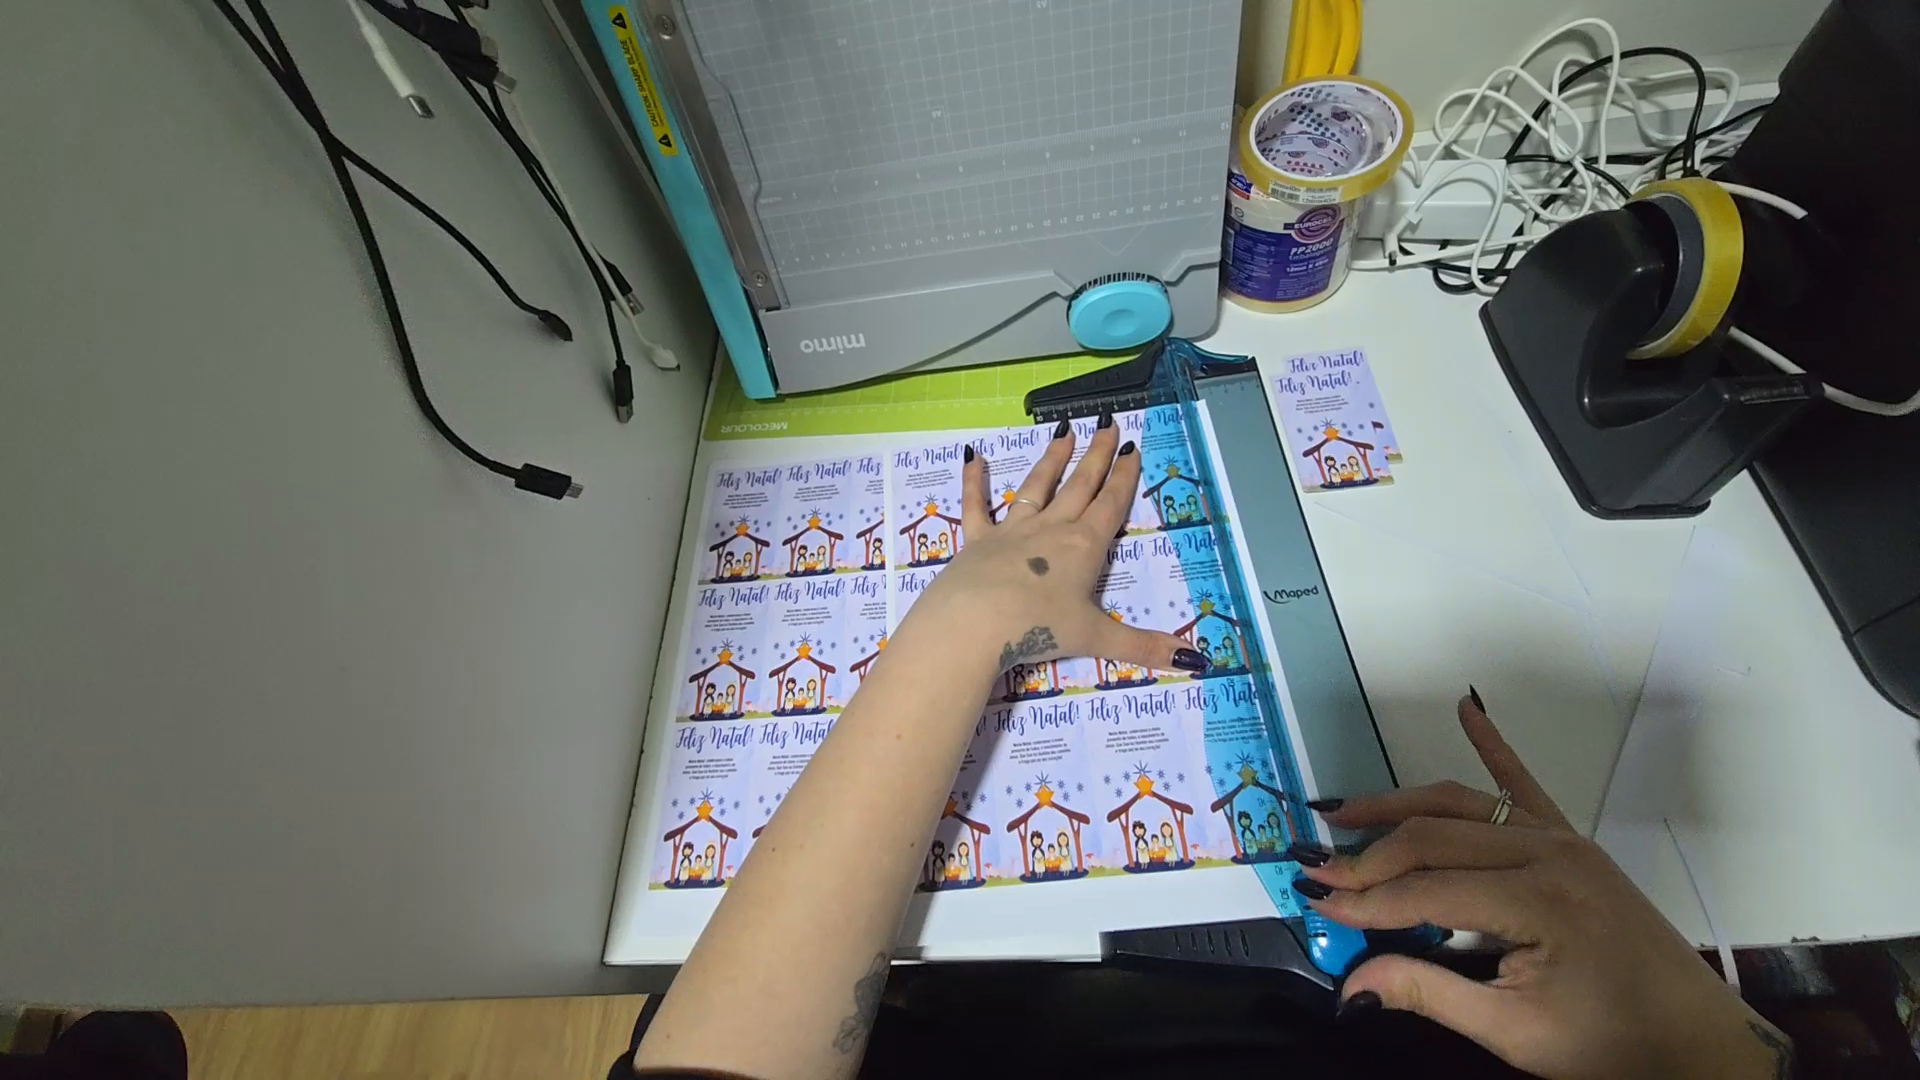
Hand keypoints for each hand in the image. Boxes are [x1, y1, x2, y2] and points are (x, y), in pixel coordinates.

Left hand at [909, 418, 1208, 677]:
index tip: (1131, 448)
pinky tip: (973, 455)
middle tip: (1108, 425)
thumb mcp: (1097, 639)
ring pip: (1036, 487)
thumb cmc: (1038, 629)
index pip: (1110, 505)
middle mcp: (1050, 530)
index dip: (1124, 477)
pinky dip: (973, 479)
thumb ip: (1144, 647)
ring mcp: (1011, 531)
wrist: (975, 623)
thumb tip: (1197, 663)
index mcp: (1083, 547)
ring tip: (1063, 432)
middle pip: (1079, 486)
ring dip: (1051, 460)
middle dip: (1096, 456)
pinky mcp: (976, 539)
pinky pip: (975, 504)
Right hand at [1299, 694, 1792, 1079]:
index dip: (1365, 899)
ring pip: (1456, 802)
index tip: (1317, 901)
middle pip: (1431, 838)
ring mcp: (1560, 839)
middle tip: (1319, 865)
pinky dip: (1492, 743)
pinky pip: (1521, 783)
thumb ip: (1427, 994)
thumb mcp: (1517, 1034)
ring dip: (1396, 803)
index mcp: (1540, 904)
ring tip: (1344, 811)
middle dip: (1368, 855)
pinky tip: (1467, 708)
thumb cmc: (1614, 1048)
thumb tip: (1349, 987)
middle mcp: (1547, 854)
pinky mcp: (1570, 837)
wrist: (1707, 1049)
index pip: (1425, 891)